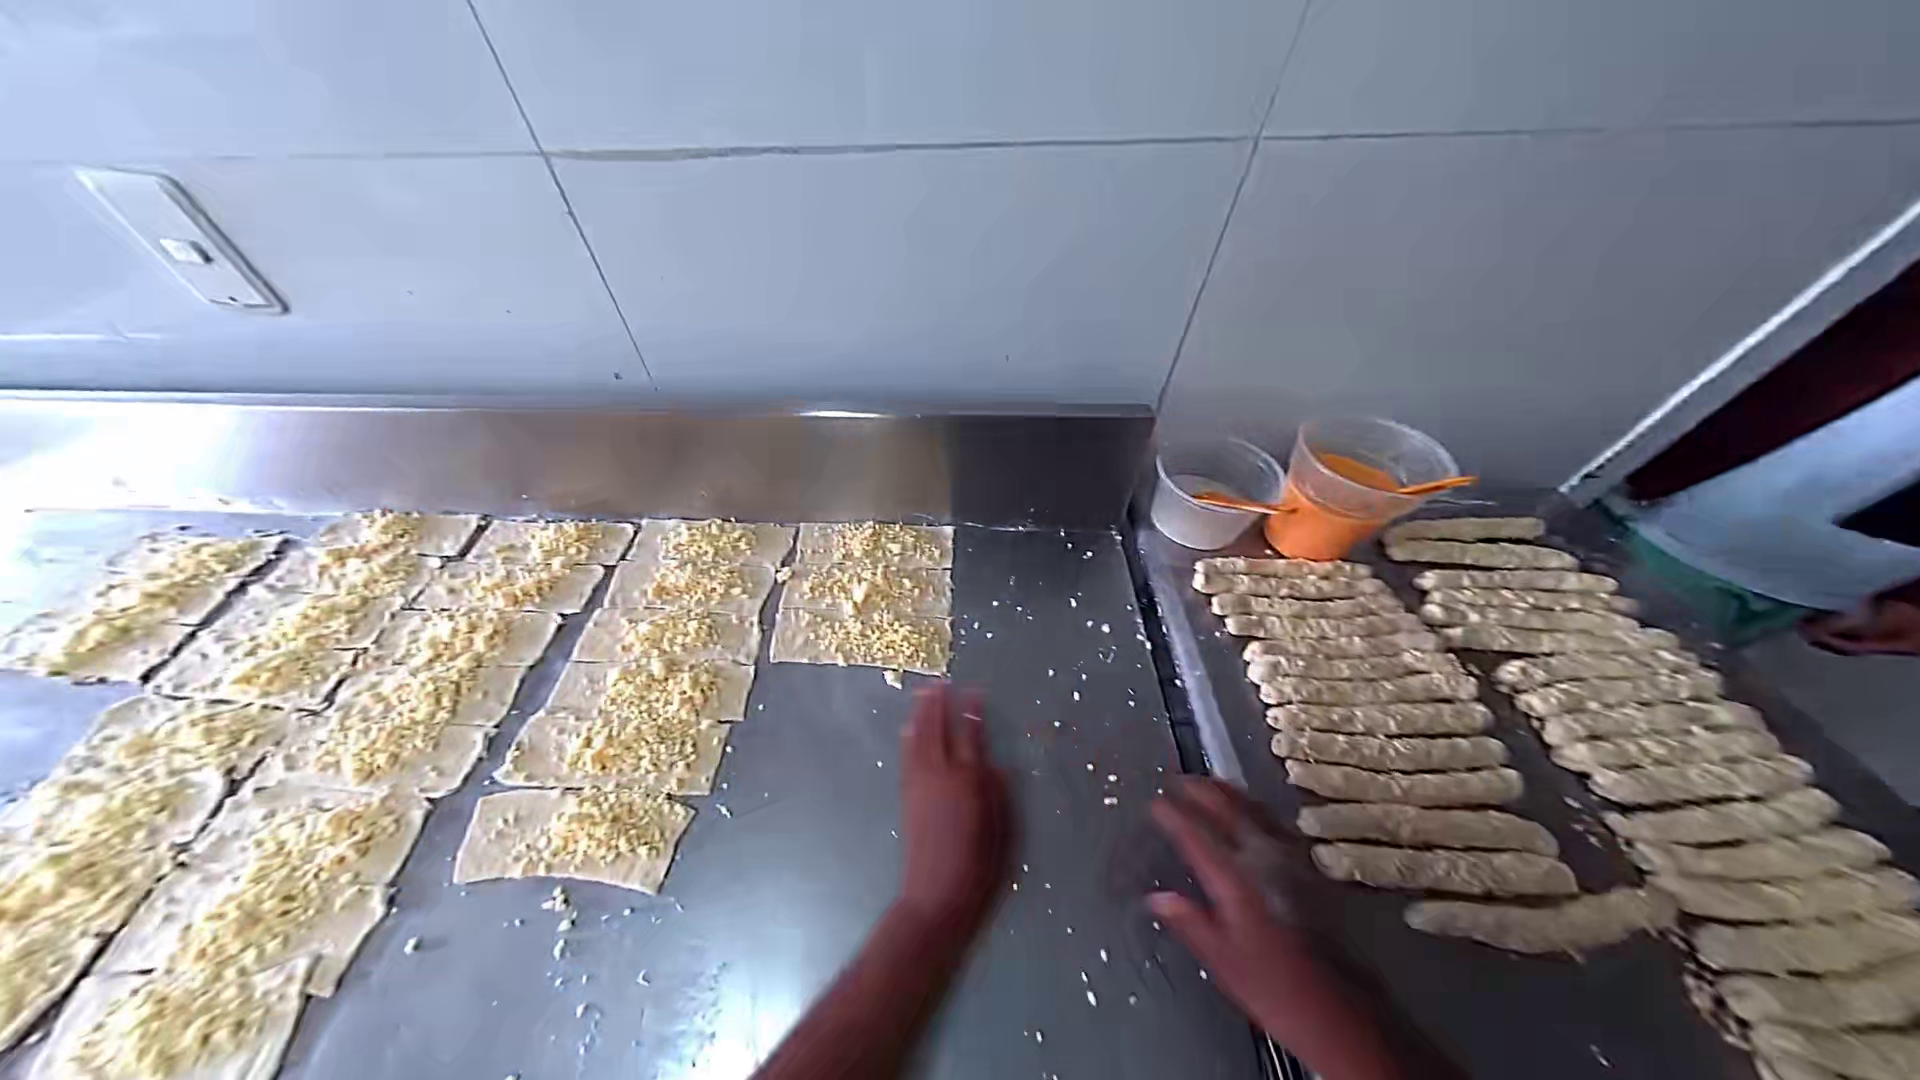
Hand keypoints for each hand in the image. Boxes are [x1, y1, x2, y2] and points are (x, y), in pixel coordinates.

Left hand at [897, 683, 1009, 931]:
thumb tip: (997, 765)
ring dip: (920, 713)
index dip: (972, 712)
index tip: (975, 691)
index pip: (971, 736)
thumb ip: (998, 792)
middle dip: (939, 704)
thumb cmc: (977, 864)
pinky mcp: (907, 794)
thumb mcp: (1000, 828)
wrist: (935, 894)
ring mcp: (920, 783)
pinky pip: (907, 755)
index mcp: (968, 780)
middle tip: (940, 681)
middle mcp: (940, 774)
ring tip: (923, 693)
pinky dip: (909, 736)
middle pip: (938, 729)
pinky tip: (909, 727)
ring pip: (918, 738)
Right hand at [1147, 779, 1326, 1024]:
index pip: (1196, 834)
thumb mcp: (1223, 961)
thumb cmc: (1279, 990)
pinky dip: (1257, 808)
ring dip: (1230, 792)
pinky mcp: (1310, 871)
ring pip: (1255, 811)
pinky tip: (1256, 811)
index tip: (1156, 802)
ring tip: (1212, 781)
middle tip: (1179, 779)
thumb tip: (1159, 897)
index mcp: (1235, 878)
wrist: (1346, 1013)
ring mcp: (1290, 862)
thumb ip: (1190, 922)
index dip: (1173, 815)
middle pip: (1228, 811)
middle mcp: (1263, 861)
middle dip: (1200, 790)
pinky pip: (1276, 823)